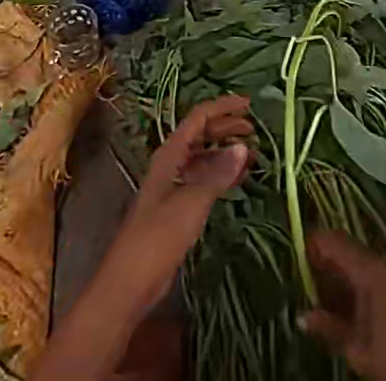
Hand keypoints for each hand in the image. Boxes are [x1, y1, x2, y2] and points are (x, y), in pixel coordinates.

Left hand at [31, 97, 252, 380]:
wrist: (130, 280)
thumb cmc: (157, 237)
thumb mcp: (191, 202)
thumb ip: (217, 174)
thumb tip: (244, 147)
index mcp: (170, 154)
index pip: (198, 117)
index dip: (223, 107)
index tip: (249, 104)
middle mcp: (171, 163)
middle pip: (200, 133)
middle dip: (226, 127)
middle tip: (255, 129)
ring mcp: (173, 184)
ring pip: (203, 156)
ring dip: (225, 150)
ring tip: (252, 153)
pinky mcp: (177, 205)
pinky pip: (203, 177)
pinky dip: (221, 172)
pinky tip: (238, 178)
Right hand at [302, 231, 385, 380]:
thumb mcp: (356, 348)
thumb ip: (327, 328)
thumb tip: (301, 317)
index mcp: (368, 271)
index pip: (331, 240)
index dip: (310, 246)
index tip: (295, 264)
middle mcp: (378, 263)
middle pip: (341, 245)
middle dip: (320, 259)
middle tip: (303, 283)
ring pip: (351, 258)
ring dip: (333, 271)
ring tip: (317, 296)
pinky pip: (362, 269)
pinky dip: (346, 280)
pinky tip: (338, 304)